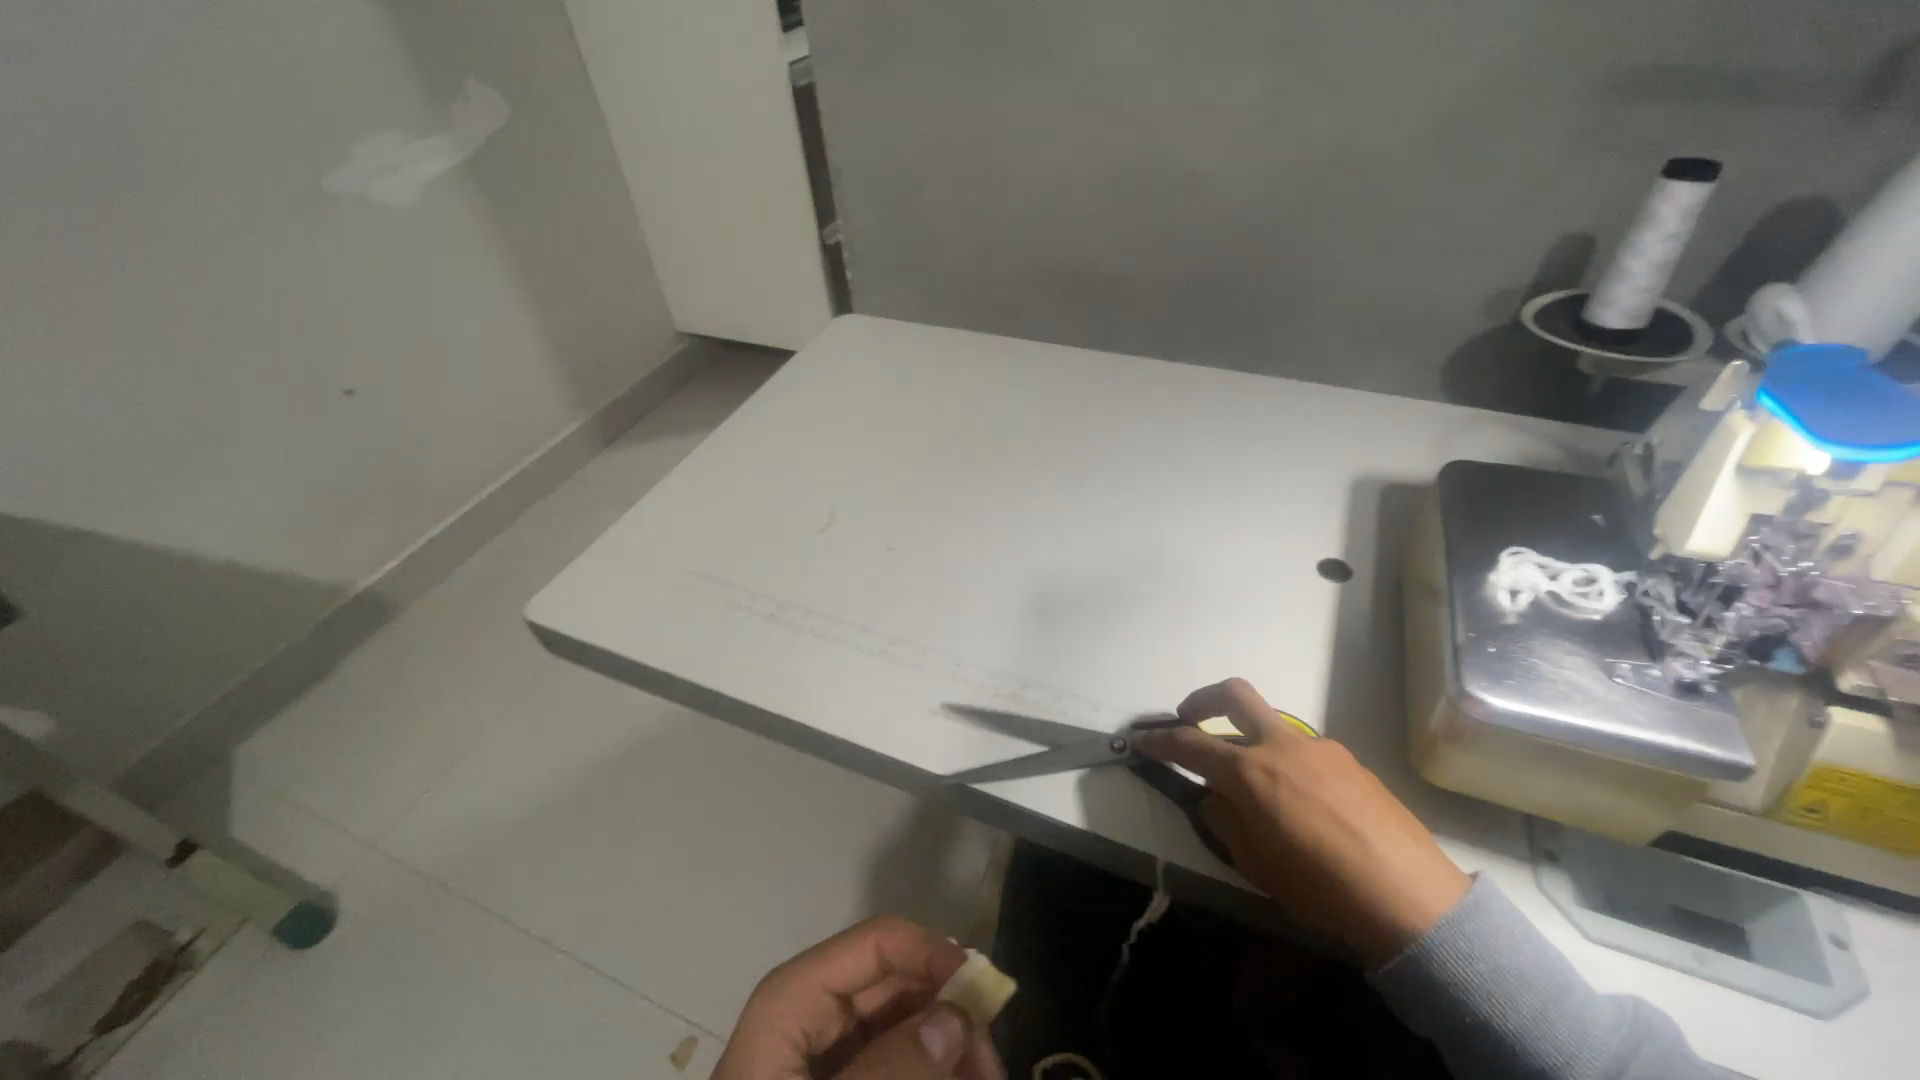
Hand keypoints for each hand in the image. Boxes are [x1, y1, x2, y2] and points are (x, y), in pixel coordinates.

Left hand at [713, 916, 1003, 1079]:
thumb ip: (889, 1068)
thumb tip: (956, 1017)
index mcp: (795, 997)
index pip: (878, 941)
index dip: (935, 955)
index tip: (986, 997)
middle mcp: (814, 1010)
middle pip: (899, 982)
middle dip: (952, 1015)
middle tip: (991, 1068)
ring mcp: (829, 1048)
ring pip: (907, 1023)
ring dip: (949, 1049)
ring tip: (982, 1078)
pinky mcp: (844, 1075)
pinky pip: (897, 1059)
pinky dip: (931, 1072)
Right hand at [1135, 678, 1470, 968]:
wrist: (1409, 898)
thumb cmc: (1319, 888)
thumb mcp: (1254, 864)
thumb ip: (1225, 820)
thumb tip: (1216, 797)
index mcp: (1249, 772)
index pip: (1190, 744)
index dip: (1159, 741)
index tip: (1140, 740)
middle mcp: (1282, 746)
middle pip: (1234, 695)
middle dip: (1202, 699)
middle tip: (1188, 718)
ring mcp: (1321, 749)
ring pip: (1275, 726)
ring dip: (1252, 740)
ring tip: (1258, 790)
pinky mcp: (1352, 763)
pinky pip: (1306, 752)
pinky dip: (1288, 764)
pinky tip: (1304, 807)